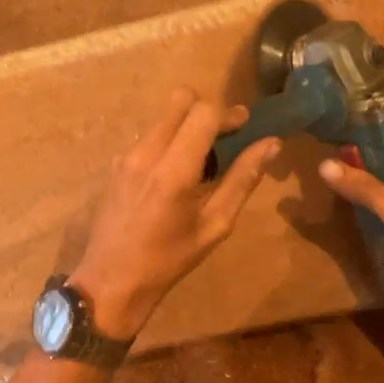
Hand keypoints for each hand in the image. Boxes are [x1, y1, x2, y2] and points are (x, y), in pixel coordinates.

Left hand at [70, 88, 278, 337]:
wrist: (111, 281)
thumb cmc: (169, 260)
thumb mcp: (215, 225)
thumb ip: (242, 180)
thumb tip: (271, 144)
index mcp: (173, 170)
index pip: (203, 112)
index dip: (228, 113)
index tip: (245, 125)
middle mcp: (146, 153)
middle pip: (179, 101)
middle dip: (207, 111)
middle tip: (226, 135)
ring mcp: (125, 156)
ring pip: (162, 117)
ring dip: (186, 125)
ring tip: (203, 159)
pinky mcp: (115, 164)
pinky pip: (147, 136)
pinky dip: (168, 141)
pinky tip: (176, 173)